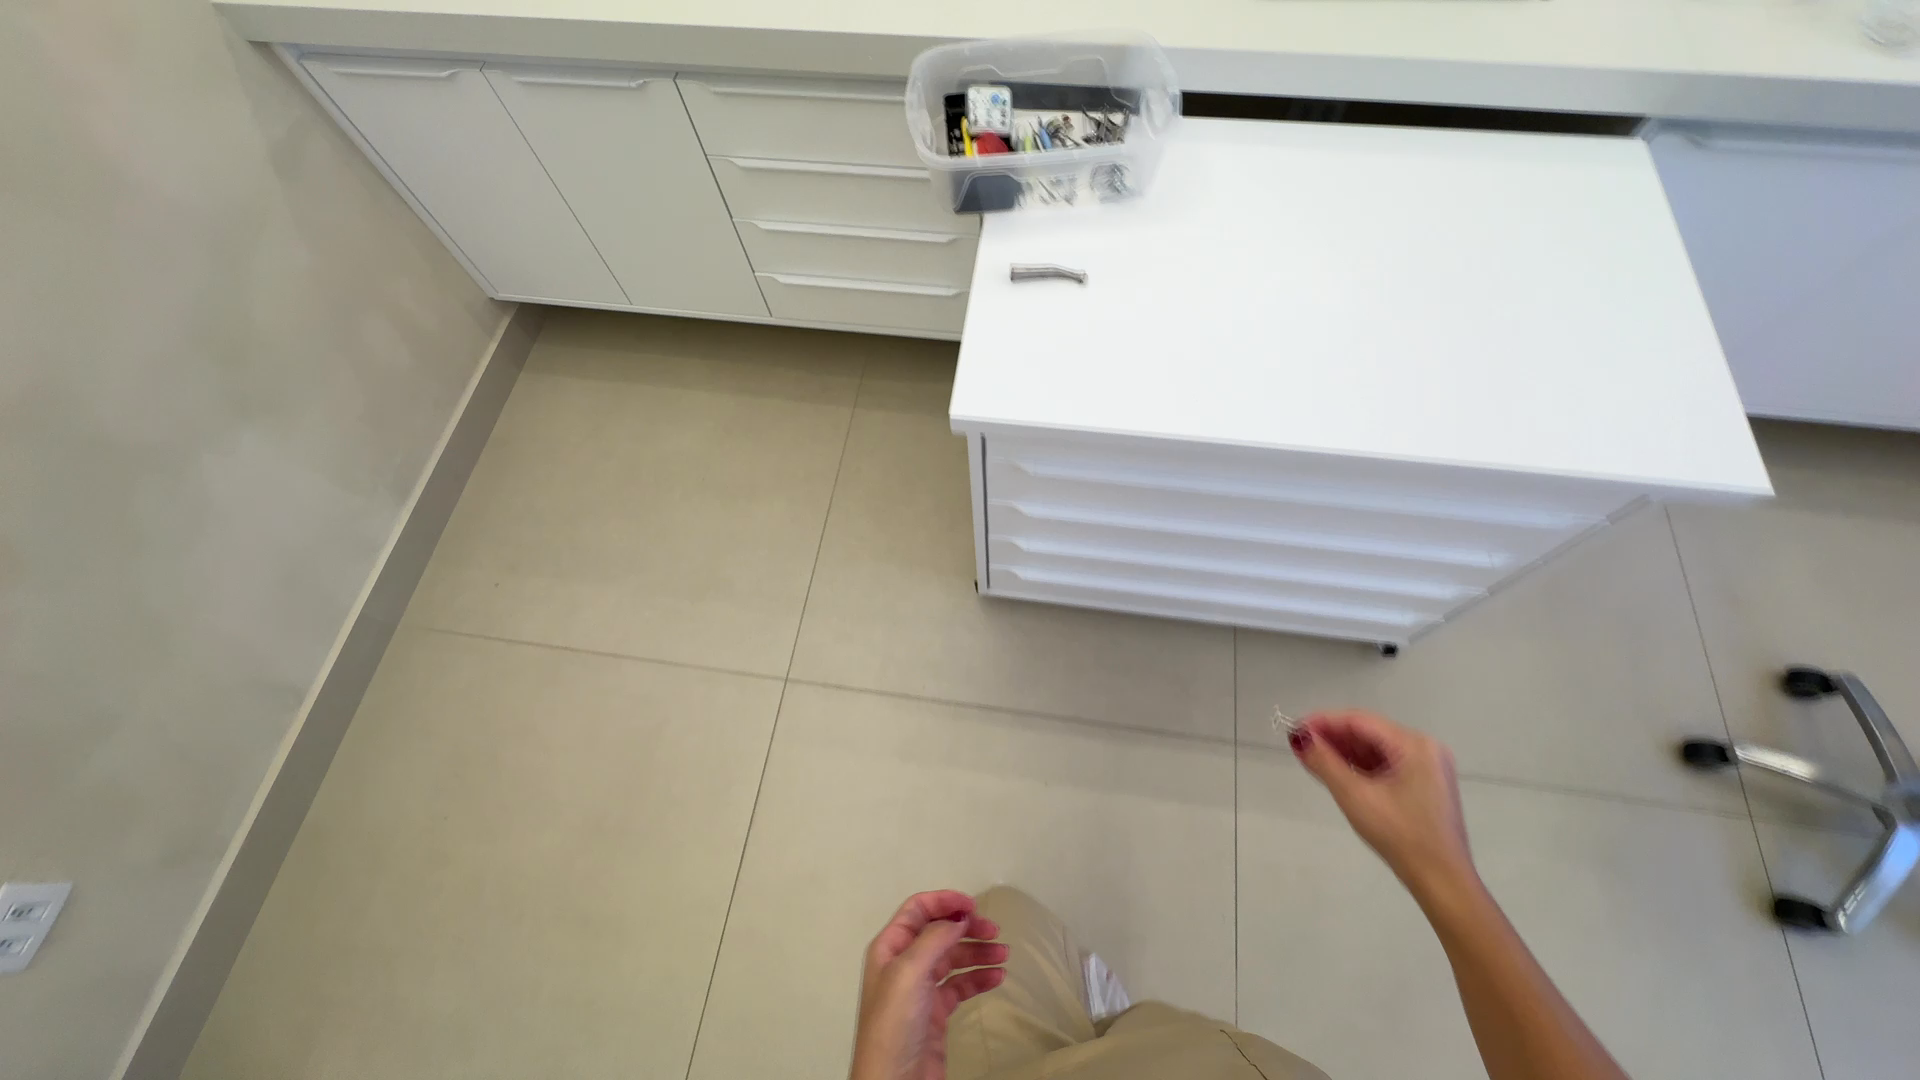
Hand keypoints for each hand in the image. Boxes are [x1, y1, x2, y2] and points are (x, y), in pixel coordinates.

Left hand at [850, 891, 1007, 1079]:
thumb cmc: (896, 1023)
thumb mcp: (910, 973)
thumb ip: (934, 938)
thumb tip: (959, 916)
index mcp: (890, 947)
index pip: (918, 909)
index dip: (944, 902)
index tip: (974, 906)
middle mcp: (904, 963)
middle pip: (939, 932)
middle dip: (967, 928)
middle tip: (995, 931)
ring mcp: (920, 989)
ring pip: (953, 959)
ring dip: (978, 952)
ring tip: (1004, 954)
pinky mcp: (936, 1013)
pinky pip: (960, 986)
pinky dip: (978, 978)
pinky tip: (997, 977)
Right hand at [1293, 710, 1477, 898]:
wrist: (1441, 880)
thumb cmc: (1399, 834)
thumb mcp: (1355, 796)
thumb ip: (1324, 762)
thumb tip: (1299, 738)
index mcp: (1414, 745)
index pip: (1360, 721)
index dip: (1324, 722)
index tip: (1294, 729)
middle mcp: (1425, 748)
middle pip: (1369, 732)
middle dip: (1333, 737)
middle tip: (1300, 746)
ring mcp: (1427, 766)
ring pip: (1376, 748)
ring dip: (1344, 752)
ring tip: (1313, 759)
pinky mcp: (1425, 783)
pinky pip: (1386, 764)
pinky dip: (1360, 766)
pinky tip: (1338, 773)